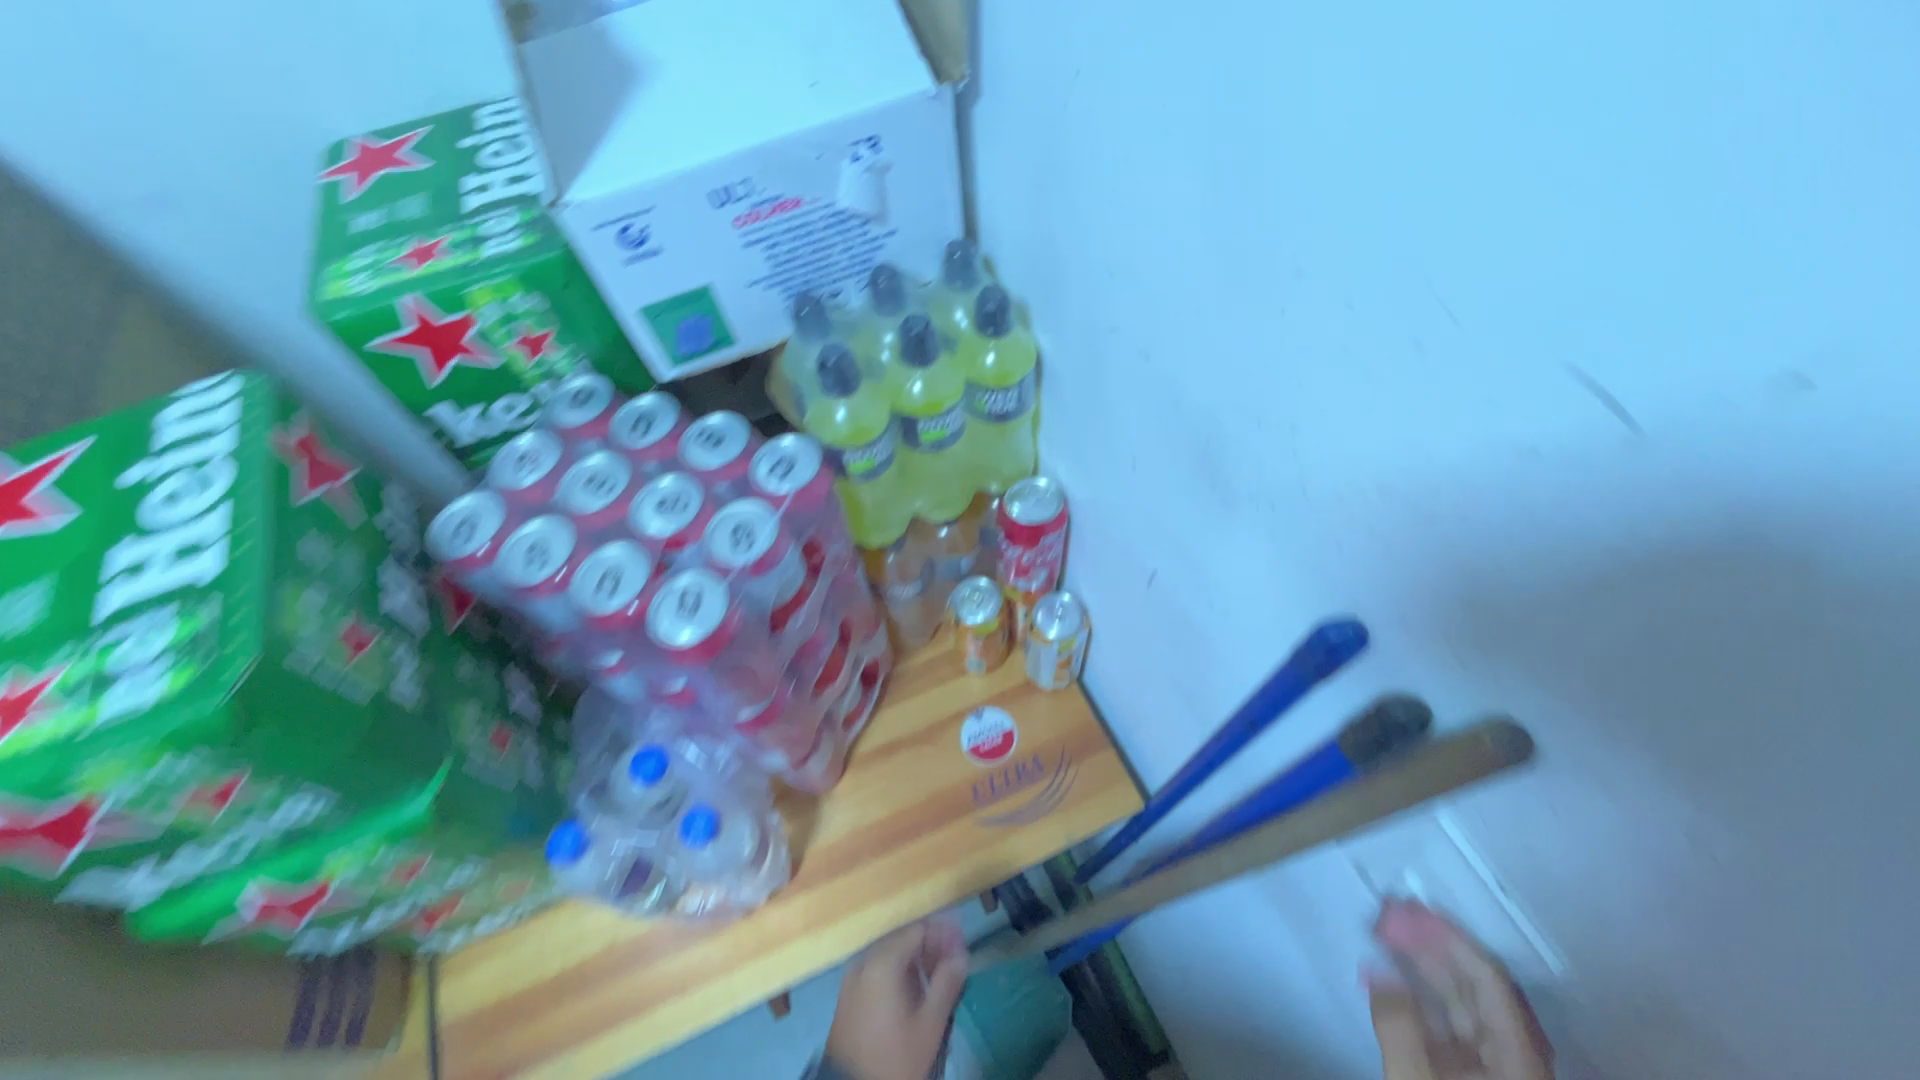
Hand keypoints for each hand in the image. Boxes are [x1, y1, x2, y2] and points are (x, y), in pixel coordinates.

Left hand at [825, 918, 968, 1079]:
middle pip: (902, 939)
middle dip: (930, 945)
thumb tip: (961, 954)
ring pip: (890, 954)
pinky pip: (878, 969)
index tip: (963, 944)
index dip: (942, 932)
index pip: (917, 929)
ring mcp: (853, 977)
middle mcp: (864, 961)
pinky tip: (915, 988)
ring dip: (916, 959)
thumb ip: (947, 982)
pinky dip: (899, 971)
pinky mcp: (849, 994)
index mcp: (883, 962)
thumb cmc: (895, 1056)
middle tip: (954, 959)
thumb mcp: (929, 1023)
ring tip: (938, 975)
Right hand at [1367, 899, 1553, 1079]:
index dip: (1451, 941)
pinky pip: (1446, 1032)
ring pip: (1460, 1010)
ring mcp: (1491, 1075)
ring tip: (1385, 940)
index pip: (1488, 982)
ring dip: (1423, 971)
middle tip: (1389, 916)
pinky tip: (1390, 987)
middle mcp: (1512, 1061)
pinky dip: (1417, 1003)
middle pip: (1476, 991)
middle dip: (1432, 950)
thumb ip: (1399, 1025)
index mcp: (1517, 1060)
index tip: (1413, 911)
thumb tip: (1379, 968)